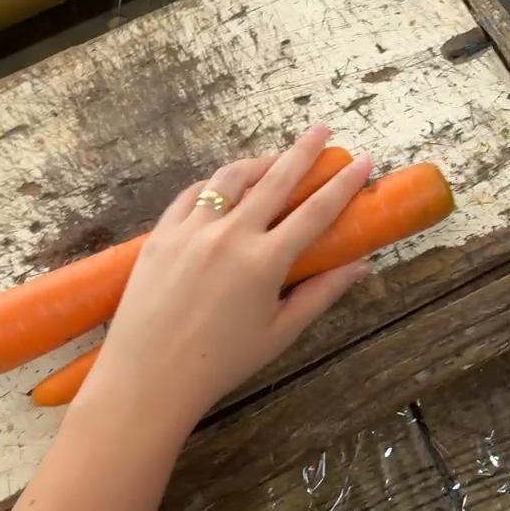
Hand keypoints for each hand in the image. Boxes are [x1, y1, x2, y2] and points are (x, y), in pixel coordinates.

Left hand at [77, 126, 372, 428]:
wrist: (147, 380)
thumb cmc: (220, 363)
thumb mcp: (280, 333)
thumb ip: (321, 294)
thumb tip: (360, 266)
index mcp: (265, 262)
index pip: (316, 211)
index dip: (344, 184)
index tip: (362, 161)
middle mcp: (231, 235)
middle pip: (276, 179)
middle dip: (304, 151)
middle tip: (322, 130)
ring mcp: (192, 230)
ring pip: (231, 178)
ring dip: (259, 161)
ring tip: (275, 157)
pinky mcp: (161, 234)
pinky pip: (193, 195)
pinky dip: (214, 184)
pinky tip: (224, 184)